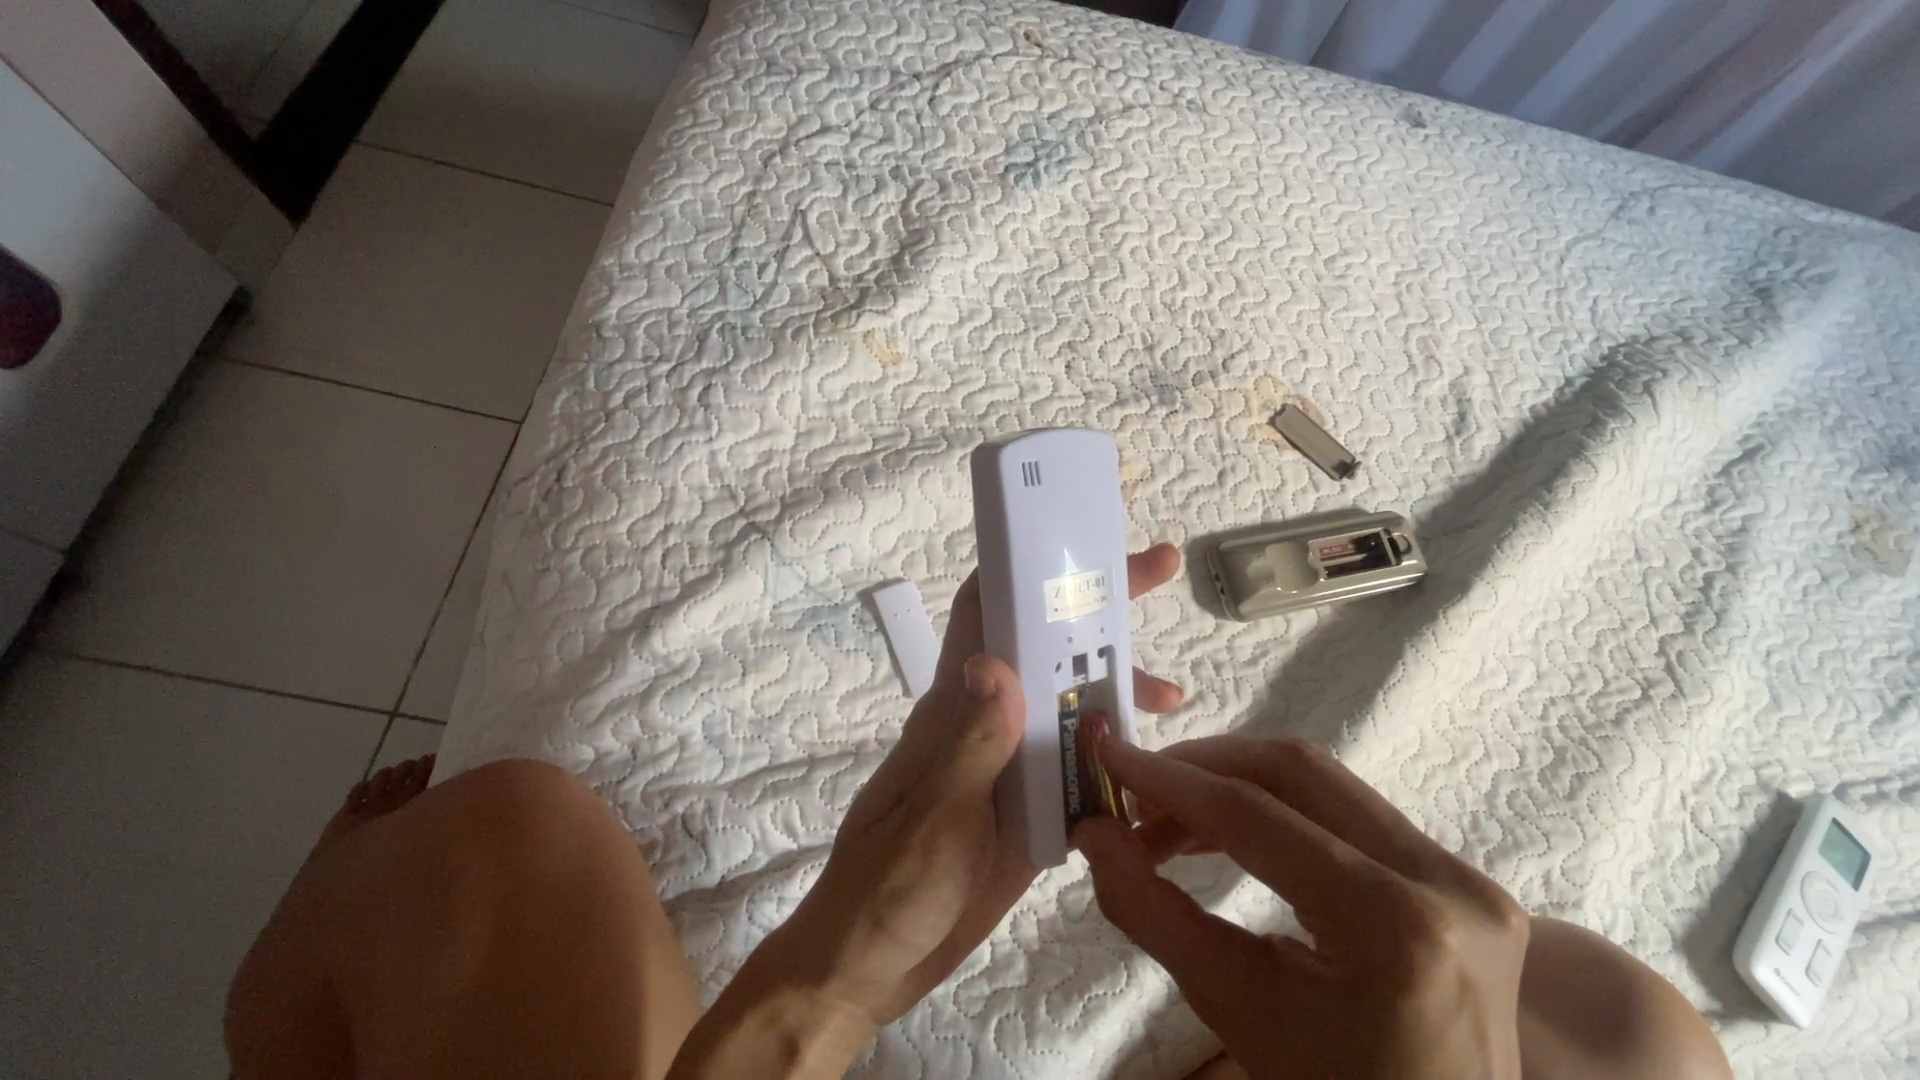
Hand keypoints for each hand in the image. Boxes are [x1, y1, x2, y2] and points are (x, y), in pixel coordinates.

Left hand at [759, 543, 1185, 1026]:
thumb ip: (967, 745)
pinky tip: (1157, 763)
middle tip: (1160, 573)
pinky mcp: (1031, 810)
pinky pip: (1080, 765)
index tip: (1086, 544)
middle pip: (1043, 646)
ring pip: (1070, 703)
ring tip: (1172, 697)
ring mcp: (1011, 766)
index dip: (1028, 568)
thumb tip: (997, 660)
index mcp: (952, 709)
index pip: (985, 611)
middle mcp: (985, 723)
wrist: (871, 964)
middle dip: (1097, 608)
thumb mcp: (932, 819)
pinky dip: (1119, 754)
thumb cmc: (885, 888)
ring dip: (1117, 685)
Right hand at [1075, 737, 1529, 1079]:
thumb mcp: (1234, 1008)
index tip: (1109, 758)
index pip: (1256, 817)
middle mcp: (1446, 881)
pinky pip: (1350, 814)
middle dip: (1203, 767)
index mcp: (1394, 925)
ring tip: (1167, 822)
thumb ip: (1153, 912)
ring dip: (1235, 786)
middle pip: (1298, 772)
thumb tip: (1095, 833)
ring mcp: (1466, 877)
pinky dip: (1276, 810)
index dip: (1170, 781)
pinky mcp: (1463, 880)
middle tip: (1136, 792)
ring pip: (1325, 785)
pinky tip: (1226, 833)